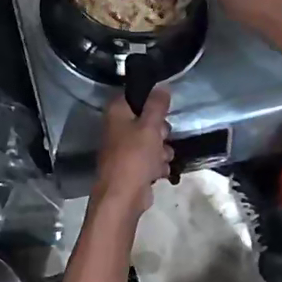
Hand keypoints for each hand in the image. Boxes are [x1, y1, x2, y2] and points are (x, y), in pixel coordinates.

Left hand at [96, 86, 171, 209]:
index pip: (136, 95)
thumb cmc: (135, 156)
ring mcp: (123, 146)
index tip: (164, 110)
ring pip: (152, 140)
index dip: (152, 102)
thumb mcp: (150, 126)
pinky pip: (150, 158)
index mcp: (116, 111)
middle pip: (147, 119)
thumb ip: (157, 104)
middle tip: (162, 137)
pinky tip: (158, 172)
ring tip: (160, 159)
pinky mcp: (131, 164)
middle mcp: (117, 125)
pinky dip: (156, 165)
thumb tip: (162, 85)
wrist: (123, 196)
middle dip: (161, 131)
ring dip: (161, 150)